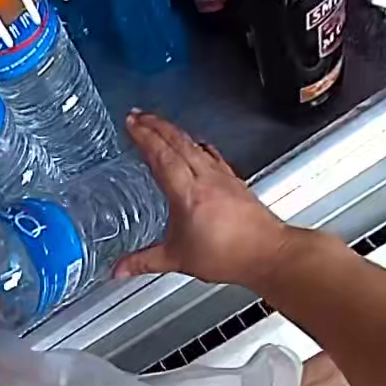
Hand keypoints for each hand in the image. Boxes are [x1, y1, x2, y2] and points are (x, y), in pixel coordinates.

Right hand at [116, 111, 294, 286]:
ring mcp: (222, 177)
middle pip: (178, 142)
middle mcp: (206, 178)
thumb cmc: (229, 254)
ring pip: (194, 145)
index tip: (131, 123)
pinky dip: (197, 146)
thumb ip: (144, 262)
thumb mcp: (177, 259)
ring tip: (161, 125)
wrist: (266, 253)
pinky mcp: (234, 182)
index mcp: (188, 193)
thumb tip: (119, 270)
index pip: (162, 156)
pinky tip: (197, 146)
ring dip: (175, 131)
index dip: (145, 137)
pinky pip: (212, 155)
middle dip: (156, 125)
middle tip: (139, 116)